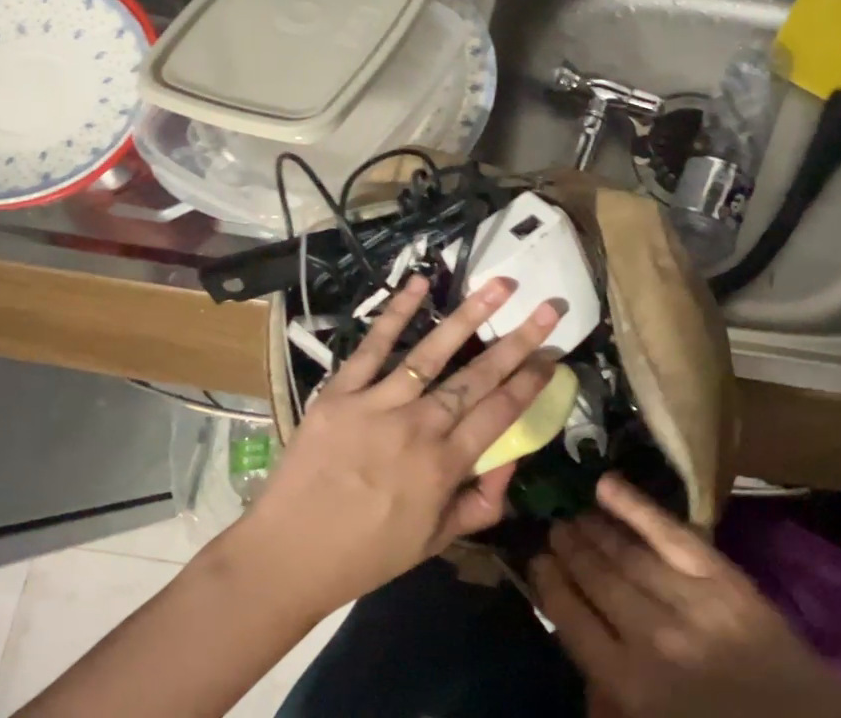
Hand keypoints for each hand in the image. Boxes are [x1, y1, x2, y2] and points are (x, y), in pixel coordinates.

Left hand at [228, 274, 561, 616]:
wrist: (286, 557)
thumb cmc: (367, 554)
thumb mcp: (435, 541)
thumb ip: (481, 504)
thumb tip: (512, 461)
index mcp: (444, 466)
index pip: (500, 412)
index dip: (531, 383)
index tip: (554, 356)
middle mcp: (418, 428)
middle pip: (478, 376)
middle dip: (519, 341)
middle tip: (550, 309)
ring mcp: (377, 405)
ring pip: (433, 353)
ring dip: (471, 315)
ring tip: (502, 285)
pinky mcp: (340, 394)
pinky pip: (373, 347)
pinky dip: (396, 313)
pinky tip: (420, 284)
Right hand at [531, 475, 840, 717]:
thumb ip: (612, 702)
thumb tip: (587, 669)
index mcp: (629, 685)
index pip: (572, 622)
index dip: (550, 587)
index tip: (535, 562)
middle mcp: (650, 636)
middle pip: (597, 580)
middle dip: (570, 551)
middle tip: (553, 527)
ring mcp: (689, 600)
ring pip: (627, 554)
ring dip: (596, 530)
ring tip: (575, 513)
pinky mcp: (724, 577)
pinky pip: (672, 533)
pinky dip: (638, 507)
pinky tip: (609, 486)